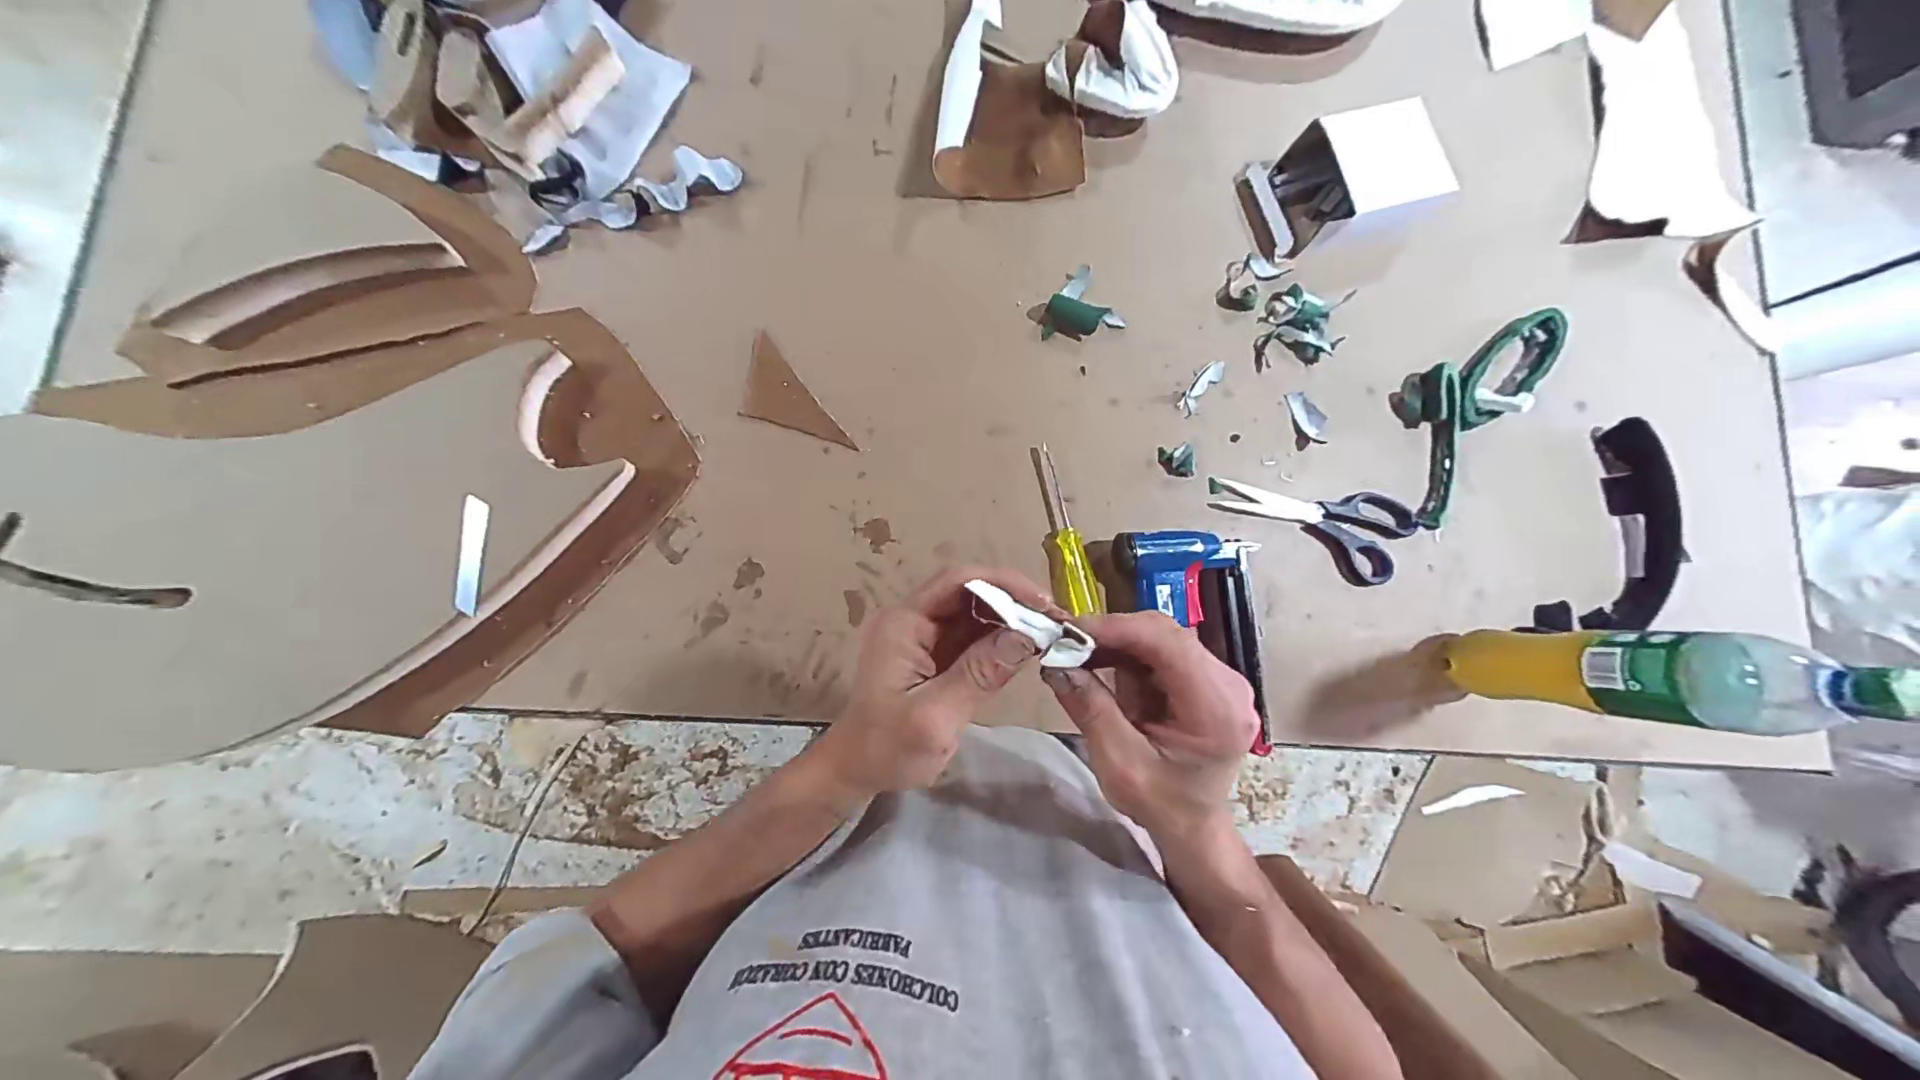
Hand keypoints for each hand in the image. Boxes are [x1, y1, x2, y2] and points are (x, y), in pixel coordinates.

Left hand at [809, 566, 1051, 797]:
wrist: (856, 770)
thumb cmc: (886, 748)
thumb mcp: (934, 716)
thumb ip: (980, 674)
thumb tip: (1028, 636)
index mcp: (904, 624)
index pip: (957, 581)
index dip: (1003, 583)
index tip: (1042, 603)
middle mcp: (913, 620)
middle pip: (970, 591)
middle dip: (1013, 600)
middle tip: (1055, 619)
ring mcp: (924, 636)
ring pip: (975, 611)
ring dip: (1011, 617)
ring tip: (1050, 630)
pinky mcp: (935, 654)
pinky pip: (973, 634)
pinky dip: (1001, 636)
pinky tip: (1028, 645)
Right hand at [1040, 612, 1255, 839]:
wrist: (1191, 824)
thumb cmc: (1161, 804)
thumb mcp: (1119, 765)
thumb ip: (1092, 710)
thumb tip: (1057, 664)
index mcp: (1218, 709)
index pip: (1168, 643)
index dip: (1117, 628)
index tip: (1070, 631)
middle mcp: (1229, 684)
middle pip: (1165, 633)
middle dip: (1112, 633)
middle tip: (1065, 643)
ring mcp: (1220, 677)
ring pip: (1160, 636)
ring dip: (1116, 641)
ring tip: (1076, 654)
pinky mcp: (1205, 676)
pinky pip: (1160, 649)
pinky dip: (1126, 651)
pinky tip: (1099, 662)